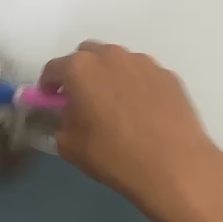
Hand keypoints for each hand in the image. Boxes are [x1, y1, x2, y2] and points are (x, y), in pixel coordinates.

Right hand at [39, 42, 222, 221]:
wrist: (175, 166)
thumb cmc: (114, 156)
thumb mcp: (70, 145)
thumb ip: (61, 122)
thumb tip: (68, 115)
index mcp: (80, 69)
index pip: (53, 68)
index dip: (48, 86)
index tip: (50, 101)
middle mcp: (111, 57)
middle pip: (86, 55)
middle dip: (79, 73)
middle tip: (81, 99)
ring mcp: (144, 63)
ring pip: (117, 61)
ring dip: (108, 76)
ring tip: (114, 105)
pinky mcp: (168, 75)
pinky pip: (142, 74)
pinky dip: (134, 85)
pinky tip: (140, 111)